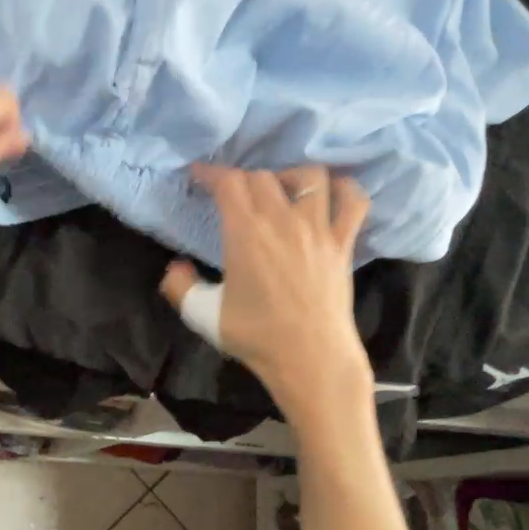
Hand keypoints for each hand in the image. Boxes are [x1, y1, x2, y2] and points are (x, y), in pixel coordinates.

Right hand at [160, 164, 373, 421]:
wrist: (308, 355)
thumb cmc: (253, 335)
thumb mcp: (202, 315)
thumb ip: (180, 287)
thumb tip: (175, 267)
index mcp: (245, 234)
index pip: (228, 184)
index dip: (211, 173)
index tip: (199, 175)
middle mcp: (284, 220)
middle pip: (263, 177)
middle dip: (242, 178)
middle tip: (231, 193)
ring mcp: (319, 228)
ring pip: (310, 176)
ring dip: (289, 176)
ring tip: (278, 190)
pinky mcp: (344, 241)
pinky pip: (353, 199)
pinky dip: (342, 188)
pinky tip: (329, 193)